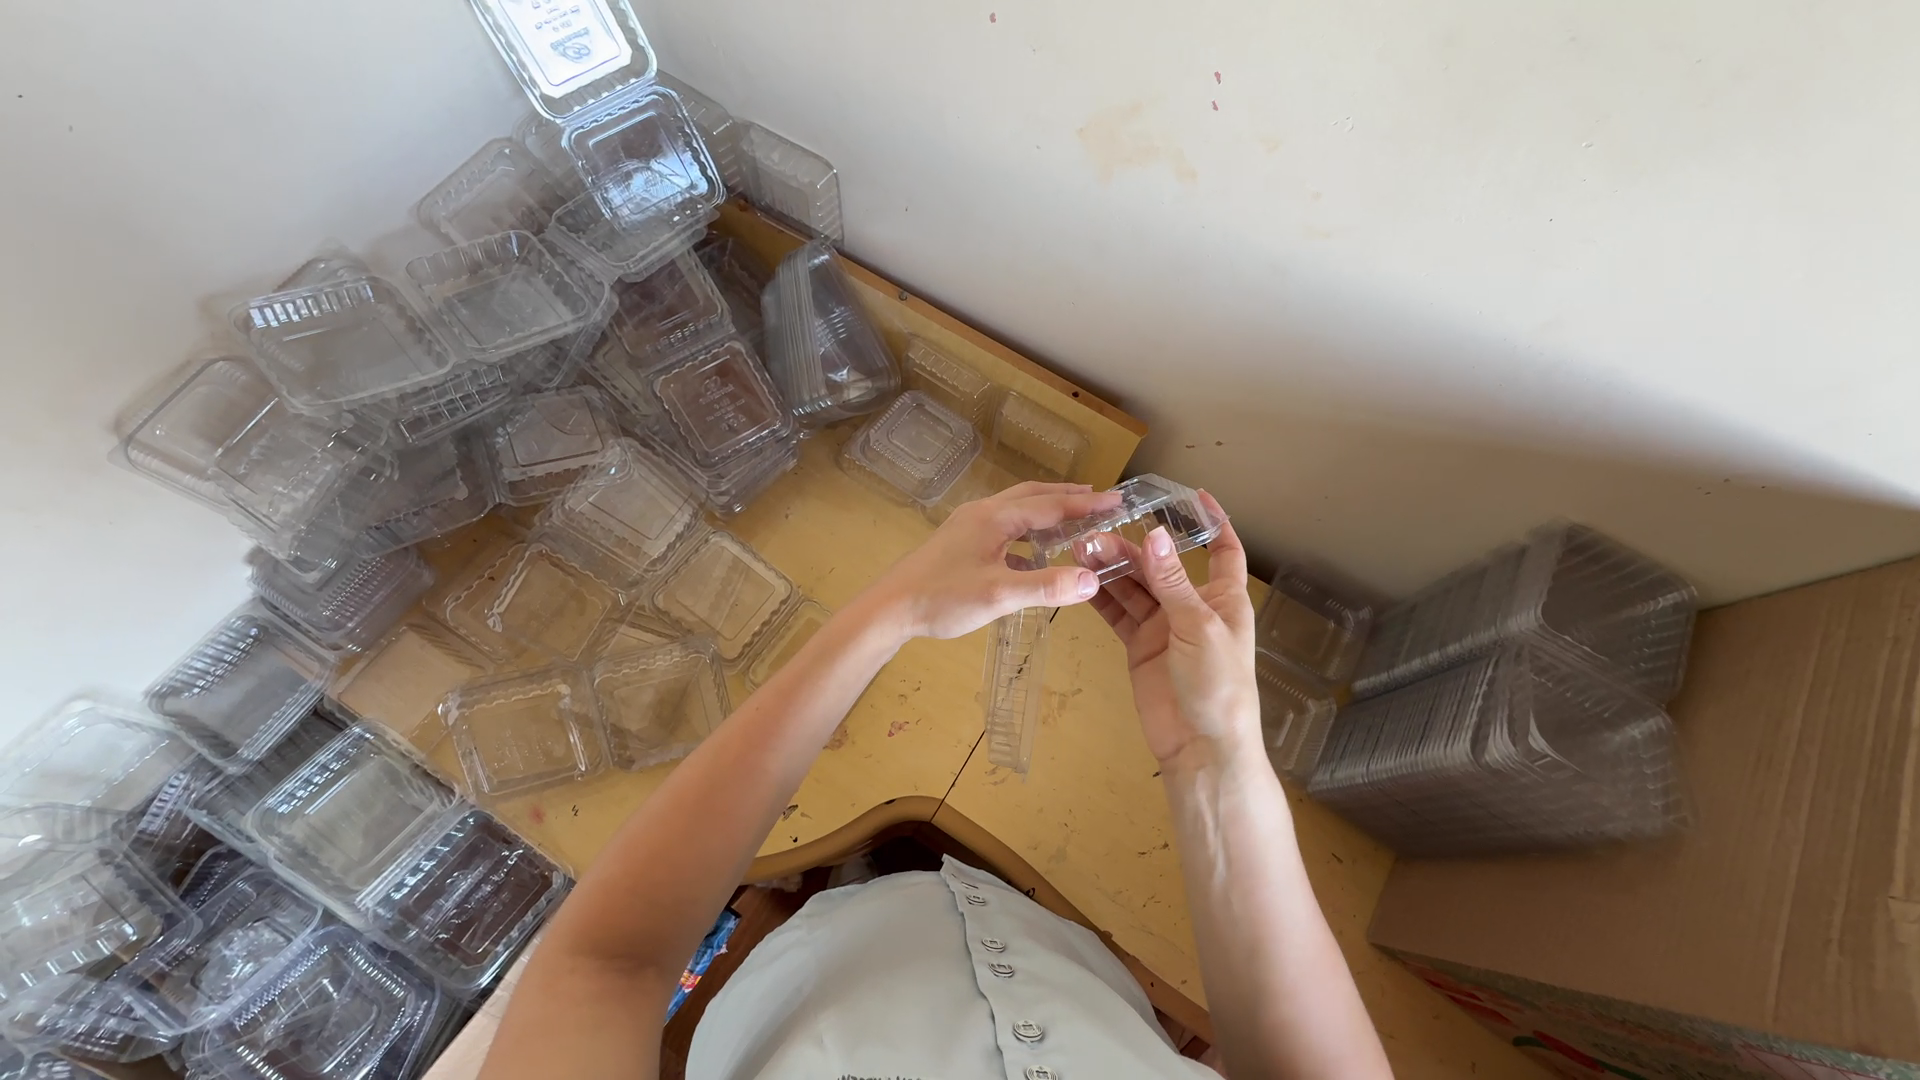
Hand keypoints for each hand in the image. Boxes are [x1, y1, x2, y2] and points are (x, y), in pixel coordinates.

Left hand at [863, 481, 1122, 641]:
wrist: (890, 608)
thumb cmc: (942, 598)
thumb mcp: (999, 596)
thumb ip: (1046, 587)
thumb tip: (1094, 579)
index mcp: (995, 518)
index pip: (1050, 505)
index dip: (1085, 505)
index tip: (1117, 500)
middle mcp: (982, 513)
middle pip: (1032, 496)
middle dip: (1067, 496)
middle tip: (1099, 498)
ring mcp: (968, 526)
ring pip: (1016, 509)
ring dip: (1046, 510)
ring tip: (1072, 517)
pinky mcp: (960, 543)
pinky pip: (1003, 527)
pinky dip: (1027, 532)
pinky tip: (1033, 554)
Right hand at [1088, 492, 1261, 768]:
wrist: (1200, 746)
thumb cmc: (1217, 685)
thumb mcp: (1197, 627)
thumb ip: (1171, 582)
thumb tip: (1155, 534)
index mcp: (1222, 598)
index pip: (1222, 550)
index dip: (1212, 523)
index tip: (1194, 496)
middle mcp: (1192, 607)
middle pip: (1160, 566)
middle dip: (1131, 548)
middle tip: (1094, 535)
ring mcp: (1163, 627)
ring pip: (1134, 587)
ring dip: (1110, 569)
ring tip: (1080, 551)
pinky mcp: (1139, 646)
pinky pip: (1119, 614)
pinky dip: (1102, 597)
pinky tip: (1082, 581)